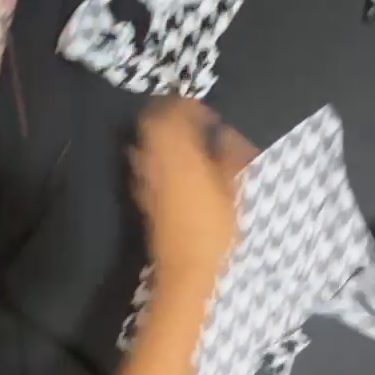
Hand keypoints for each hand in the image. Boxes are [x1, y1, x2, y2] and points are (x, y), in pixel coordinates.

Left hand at [131, 98, 255, 285]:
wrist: (185, 268)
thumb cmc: (214, 230)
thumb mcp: (232, 191)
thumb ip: (229, 156)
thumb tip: (227, 133)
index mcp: (182, 155)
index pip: (176, 113)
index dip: (190, 106)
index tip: (207, 114)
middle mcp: (158, 160)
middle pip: (153, 121)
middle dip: (170, 115)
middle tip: (190, 120)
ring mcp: (146, 177)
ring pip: (144, 141)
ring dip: (159, 134)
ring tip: (179, 140)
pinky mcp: (142, 194)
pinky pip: (142, 163)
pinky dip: (152, 156)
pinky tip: (167, 166)